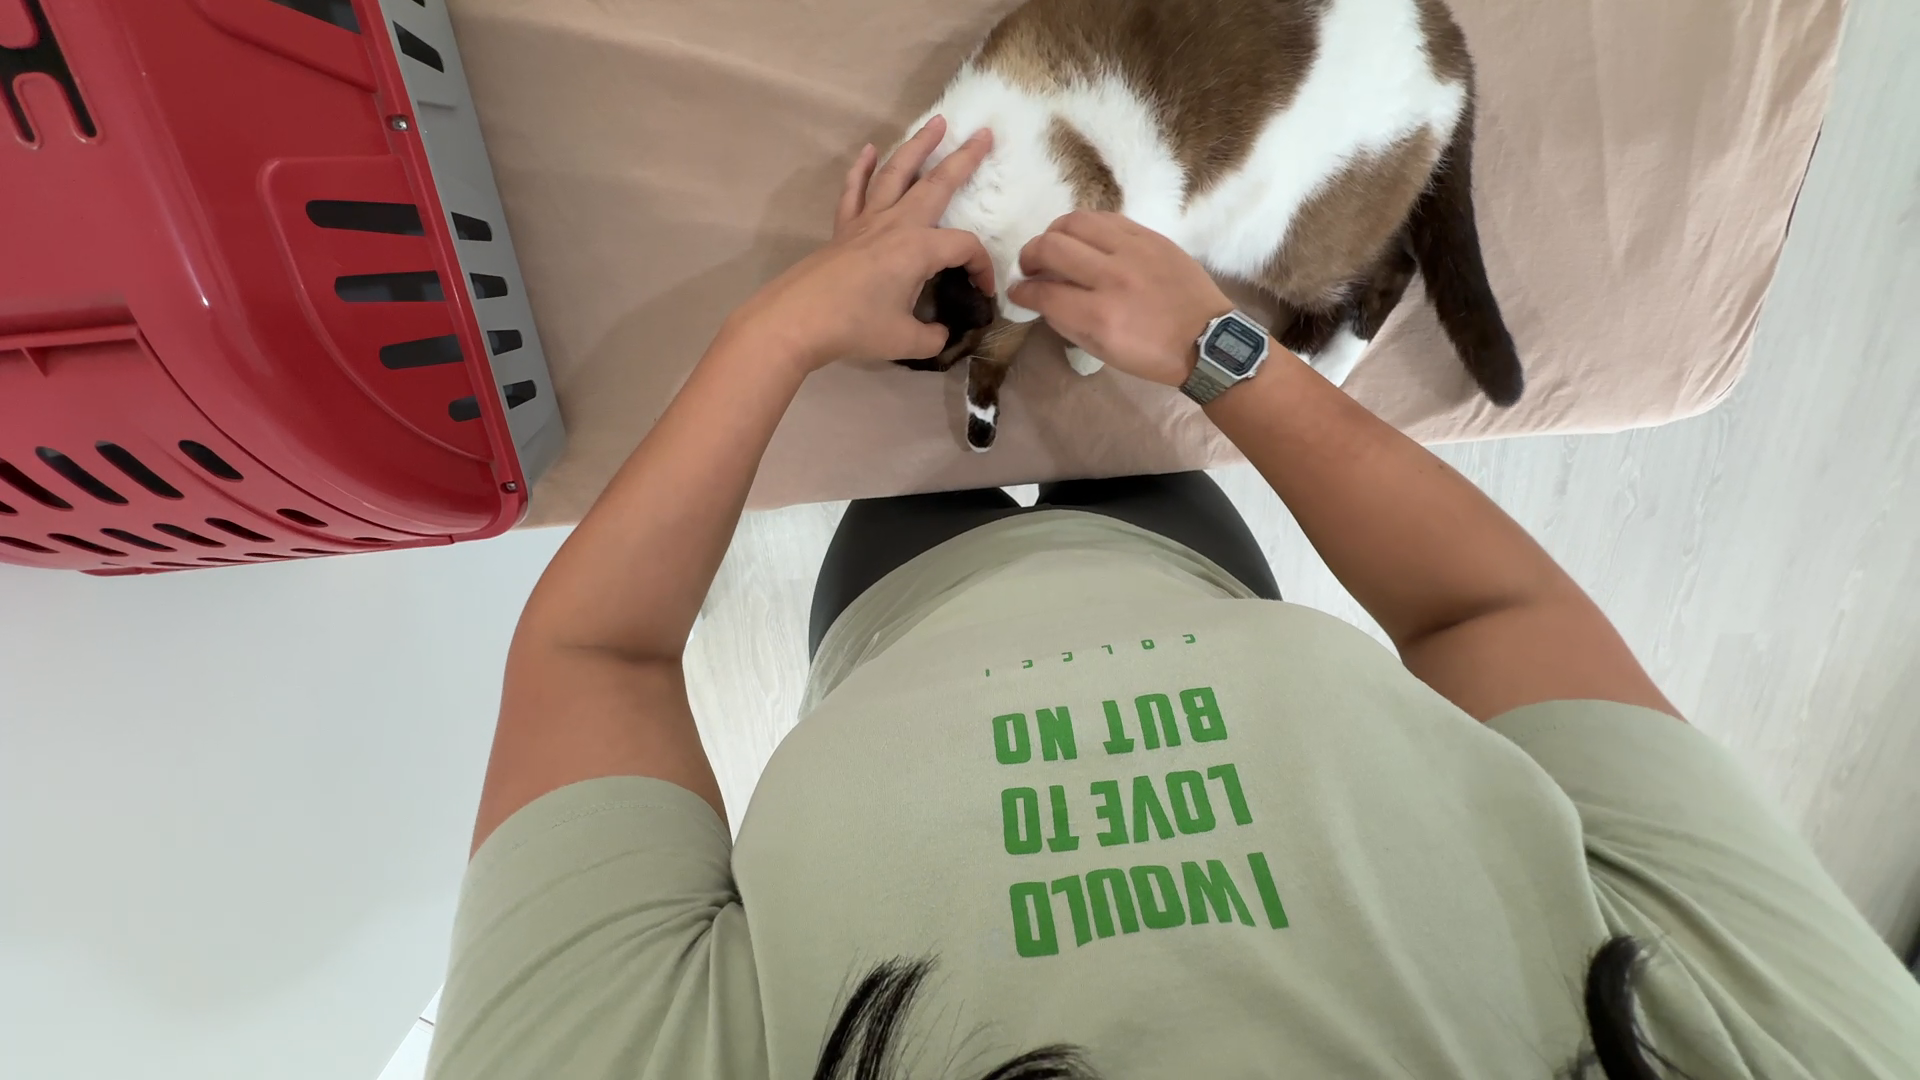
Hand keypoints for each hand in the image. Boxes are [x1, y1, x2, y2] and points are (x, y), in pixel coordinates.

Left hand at [724, 116, 994, 372]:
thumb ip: (933, 337)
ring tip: (936, 123)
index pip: (964, 247)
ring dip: (918, 146)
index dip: (981, 268)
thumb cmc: (856, 328)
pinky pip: (854, 190)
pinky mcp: (844, 229)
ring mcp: (867, 221)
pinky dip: (862, 168)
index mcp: (919, 249)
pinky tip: (869, 150)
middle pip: (936, 184)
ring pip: (896, 173)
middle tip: (984, 133)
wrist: (799, 320)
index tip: (982, 293)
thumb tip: (941, 334)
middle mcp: (896, 224)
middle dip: (963, 158)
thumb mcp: (906, 342)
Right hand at [1008, 212, 1234, 386]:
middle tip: (1029, 267)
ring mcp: (1133, 251)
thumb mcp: (1102, 352)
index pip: (1042, 293)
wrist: (1206, 339)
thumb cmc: (1151, 355)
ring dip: (1053, 234)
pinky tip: (1083, 240)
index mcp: (1099, 316)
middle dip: (1029, 257)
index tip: (1017, 293)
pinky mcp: (1149, 236)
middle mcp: (1112, 277)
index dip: (1021, 293)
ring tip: (1053, 247)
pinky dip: (1085, 227)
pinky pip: (1105, 218)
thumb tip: (1042, 299)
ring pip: (1075, 222)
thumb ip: (1067, 323)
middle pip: (1051, 248)